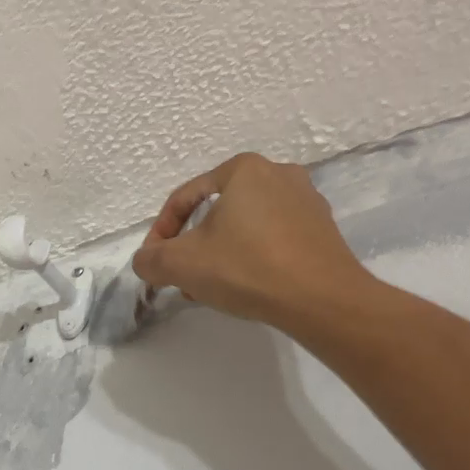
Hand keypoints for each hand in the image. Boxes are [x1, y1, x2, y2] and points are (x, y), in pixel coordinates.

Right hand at [132, 153, 375, 325]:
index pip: (186, 197)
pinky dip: (251, 258)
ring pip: (244, 226)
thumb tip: (147, 261)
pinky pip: (273, 239)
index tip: (154, 261)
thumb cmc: (246, 268)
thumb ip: (150, 260)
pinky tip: (244, 286)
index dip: (161, 231)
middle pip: (217, 211)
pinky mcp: (323, 231)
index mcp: (244, 169)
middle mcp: (279, 175)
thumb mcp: (180, 265)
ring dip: (220, 253)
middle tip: (180, 275)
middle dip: (193, 244)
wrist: (322, 300)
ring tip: (209, 286)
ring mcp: (306, 202)